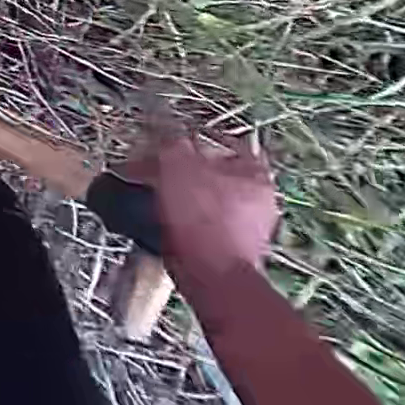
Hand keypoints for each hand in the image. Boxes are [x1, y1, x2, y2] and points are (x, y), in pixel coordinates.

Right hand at [139, 129, 278, 278]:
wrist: (209, 272)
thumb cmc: (200, 212)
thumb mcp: (178, 163)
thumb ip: (173, 142)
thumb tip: (168, 132)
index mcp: (255, 175)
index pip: (227, 141)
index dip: (194, 135)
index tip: (168, 136)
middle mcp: (258, 198)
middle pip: (211, 167)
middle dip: (178, 162)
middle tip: (150, 159)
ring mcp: (245, 223)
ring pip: (202, 190)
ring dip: (175, 184)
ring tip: (146, 182)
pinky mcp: (227, 241)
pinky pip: (198, 213)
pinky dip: (178, 207)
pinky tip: (157, 206)